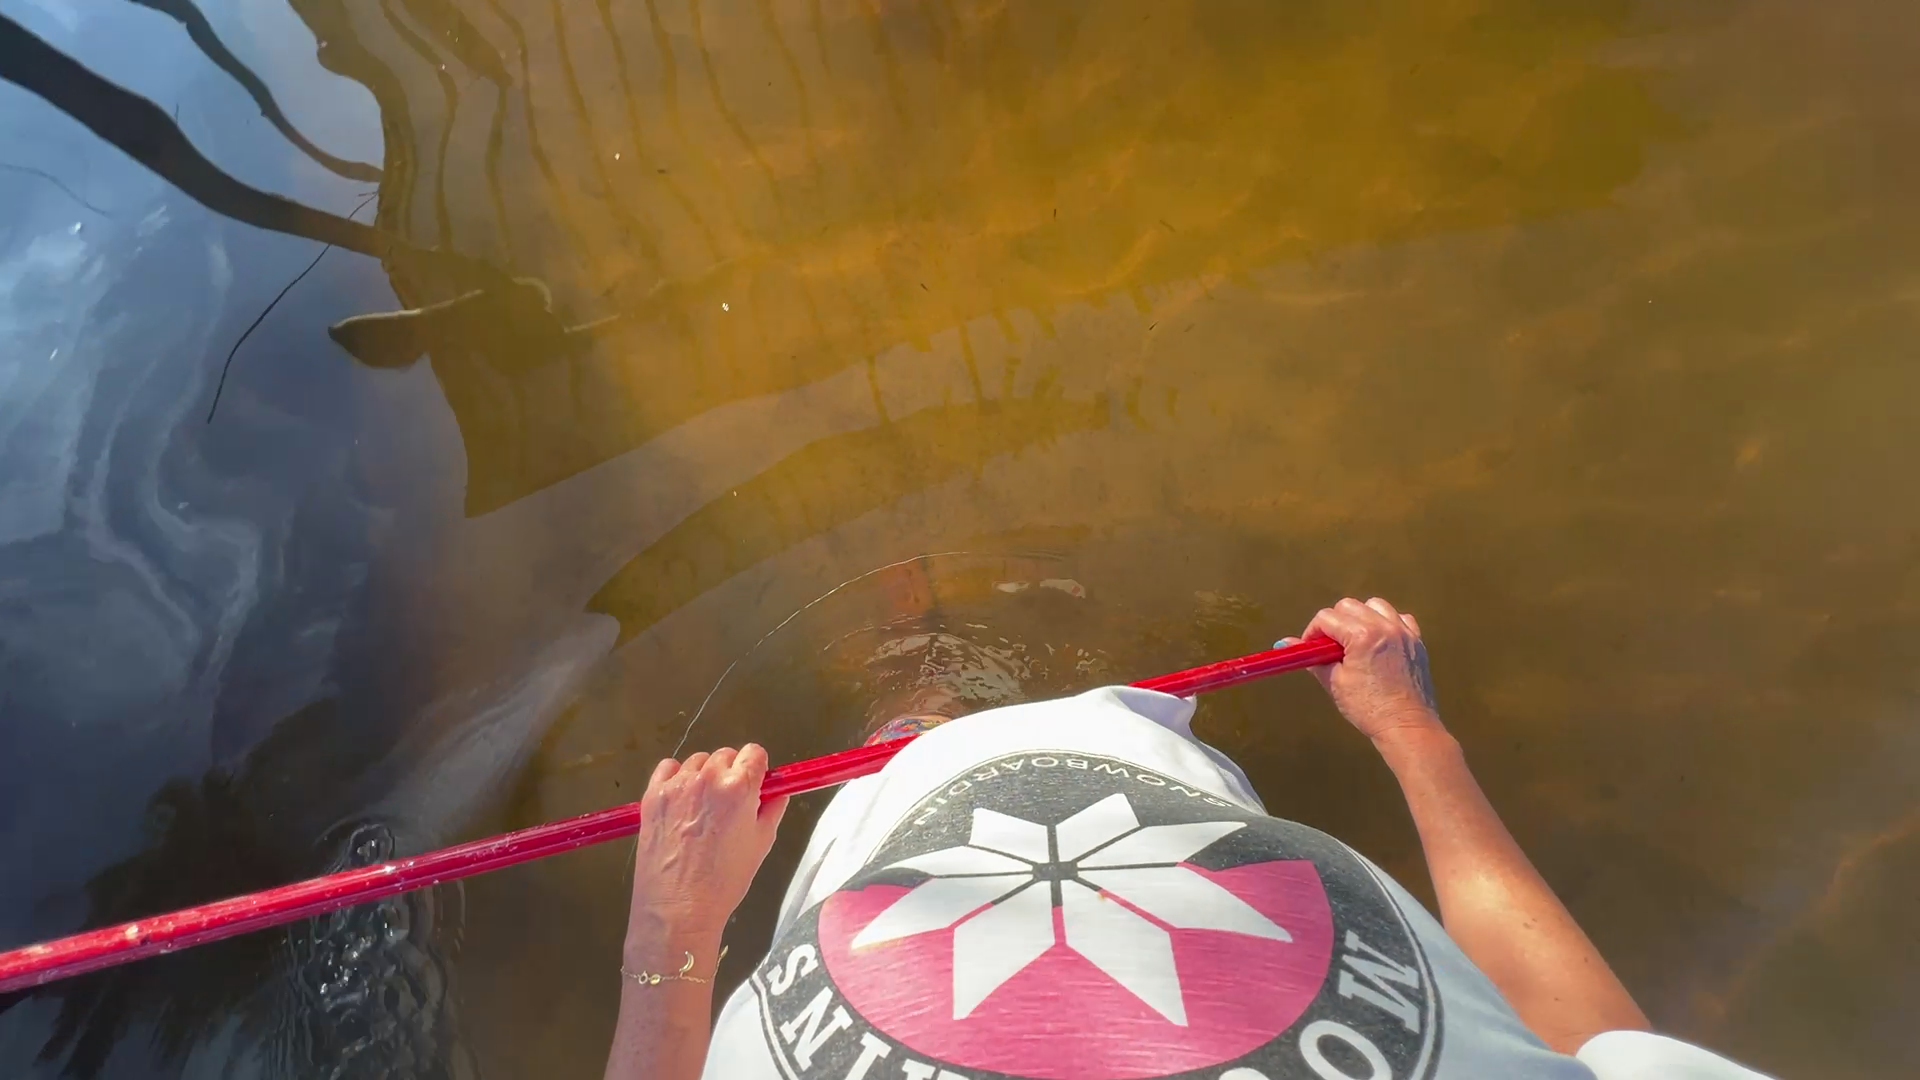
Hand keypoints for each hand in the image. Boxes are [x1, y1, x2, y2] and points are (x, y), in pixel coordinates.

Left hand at [628, 745, 788, 940]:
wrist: (677, 910)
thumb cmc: (725, 880)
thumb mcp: (762, 843)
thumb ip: (773, 808)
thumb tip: (777, 791)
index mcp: (740, 786)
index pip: (754, 752)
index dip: (757, 768)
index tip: (754, 786)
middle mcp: (708, 777)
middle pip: (726, 755)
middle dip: (732, 772)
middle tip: (728, 803)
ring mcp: (677, 785)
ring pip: (698, 761)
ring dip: (705, 775)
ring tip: (702, 806)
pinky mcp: (652, 795)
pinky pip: (668, 767)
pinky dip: (676, 776)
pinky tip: (680, 800)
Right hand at [1281, 597, 1445, 743]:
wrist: (1407, 728)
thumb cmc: (1368, 708)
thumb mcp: (1333, 682)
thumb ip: (1312, 657)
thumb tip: (1285, 643)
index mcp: (1362, 635)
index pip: (1326, 618)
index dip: (1313, 632)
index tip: (1311, 649)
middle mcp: (1385, 627)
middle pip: (1348, 606)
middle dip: (1335, 622)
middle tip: (1330, 647)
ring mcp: (1404, 633)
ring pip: (1375, 606)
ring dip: (1360, 617)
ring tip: (1355, 641)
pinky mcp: (1417, 642)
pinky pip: (1400, 619)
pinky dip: (1386, 624)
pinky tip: (1379, 643)